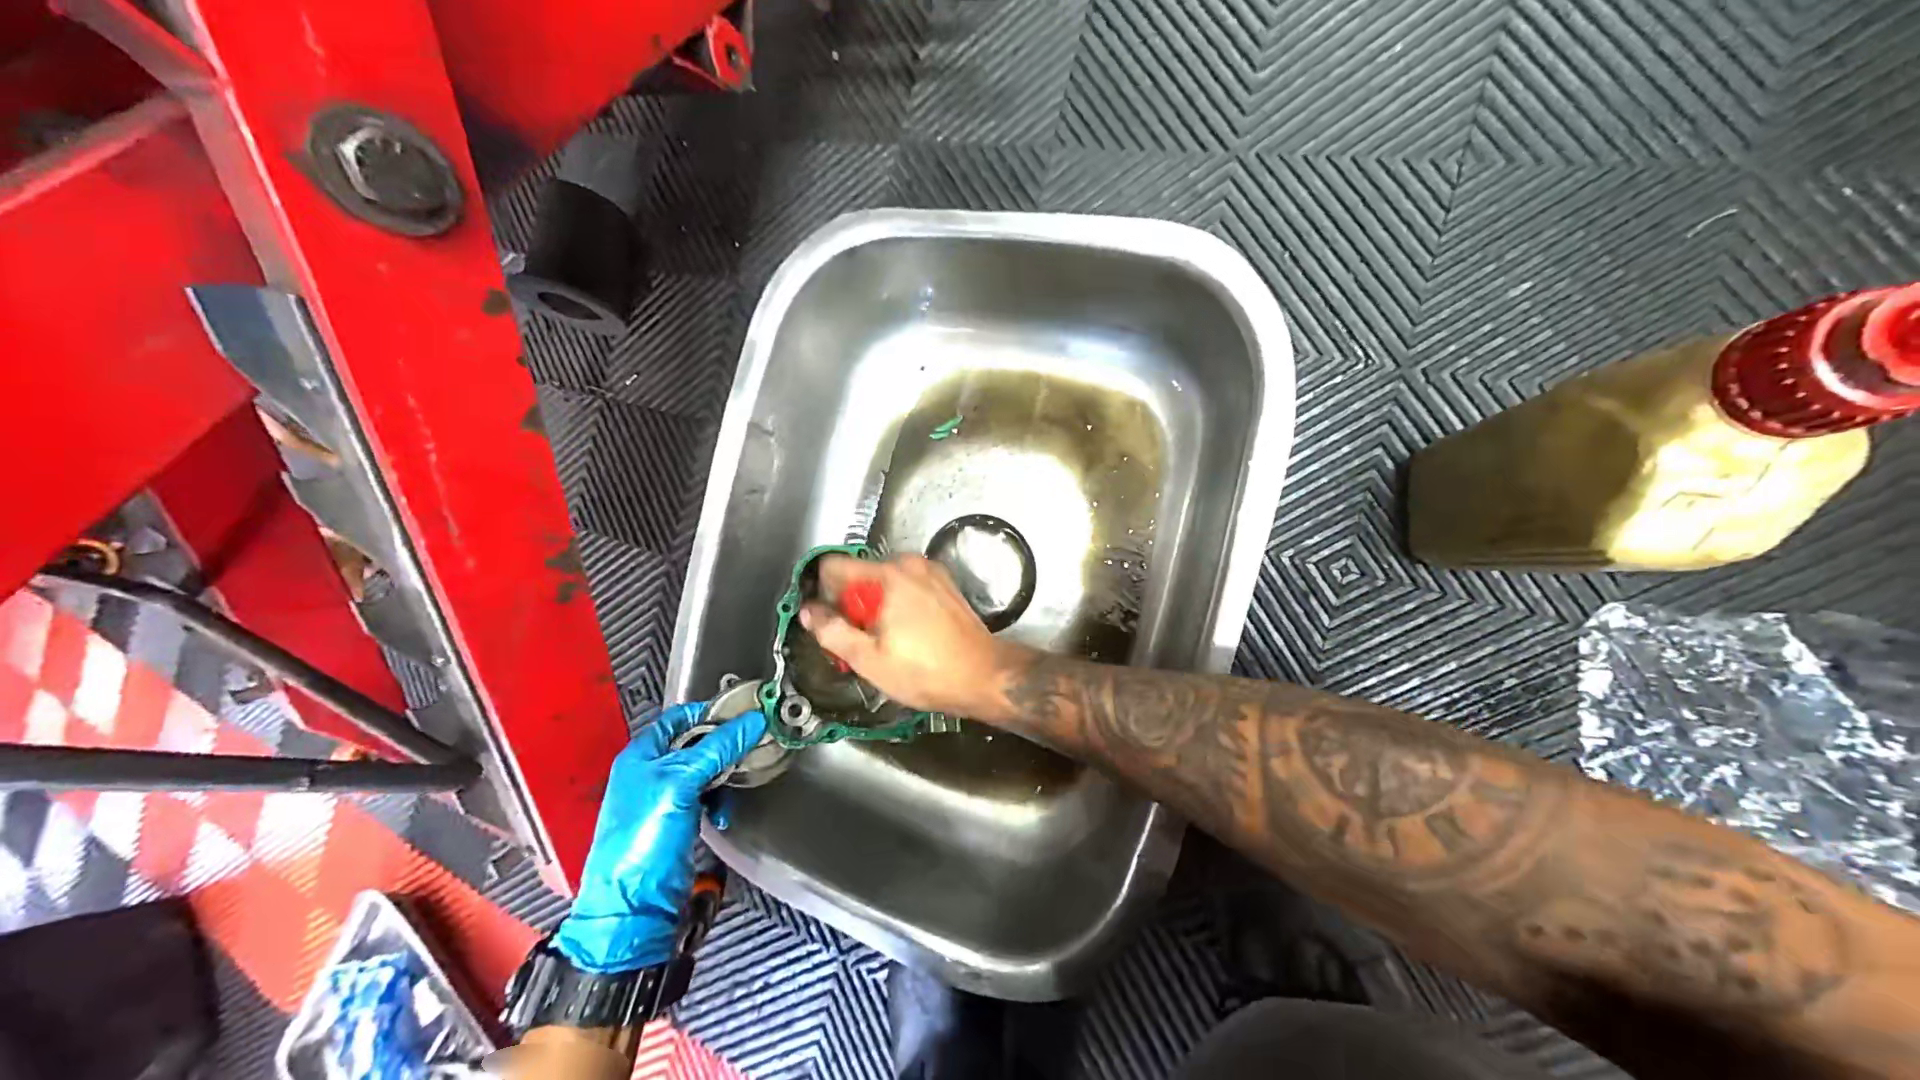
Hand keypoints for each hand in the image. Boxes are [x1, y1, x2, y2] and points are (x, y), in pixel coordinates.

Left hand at [553, 701, 766, 973]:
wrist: (635, 907)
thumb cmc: (640, 843)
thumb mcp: (681, 782)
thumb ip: (716, 747)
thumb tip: (749, 721)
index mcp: (641, 755)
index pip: (680, 717)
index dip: (709, 712)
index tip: (741, 713)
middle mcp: (651, 774)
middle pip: (697, 743)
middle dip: (723, 746)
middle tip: (747, 745)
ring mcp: (666, 800)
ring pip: (706, 770)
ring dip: (724, 775)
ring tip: (732, 783)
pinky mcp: (680, 823)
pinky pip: (708, 798)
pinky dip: (720, 801)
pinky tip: (722, 812)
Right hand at [798, 553, 1008, 716]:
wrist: (984, 676)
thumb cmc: (929, 672)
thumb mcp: (869, 659)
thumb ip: (832, 632)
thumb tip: (810, 613)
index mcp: (888, 577)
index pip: (834, 566)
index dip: (824, 594)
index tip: (832, 621)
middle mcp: (910, 565)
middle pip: (860, 575)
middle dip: (852, 606)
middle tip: (862, 642)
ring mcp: (930, 573)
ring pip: (883, 582)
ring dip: (875, 608)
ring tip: (886, 643)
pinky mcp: (943, 586)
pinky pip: (906, 587)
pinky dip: (898, 606)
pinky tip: (907, 637)